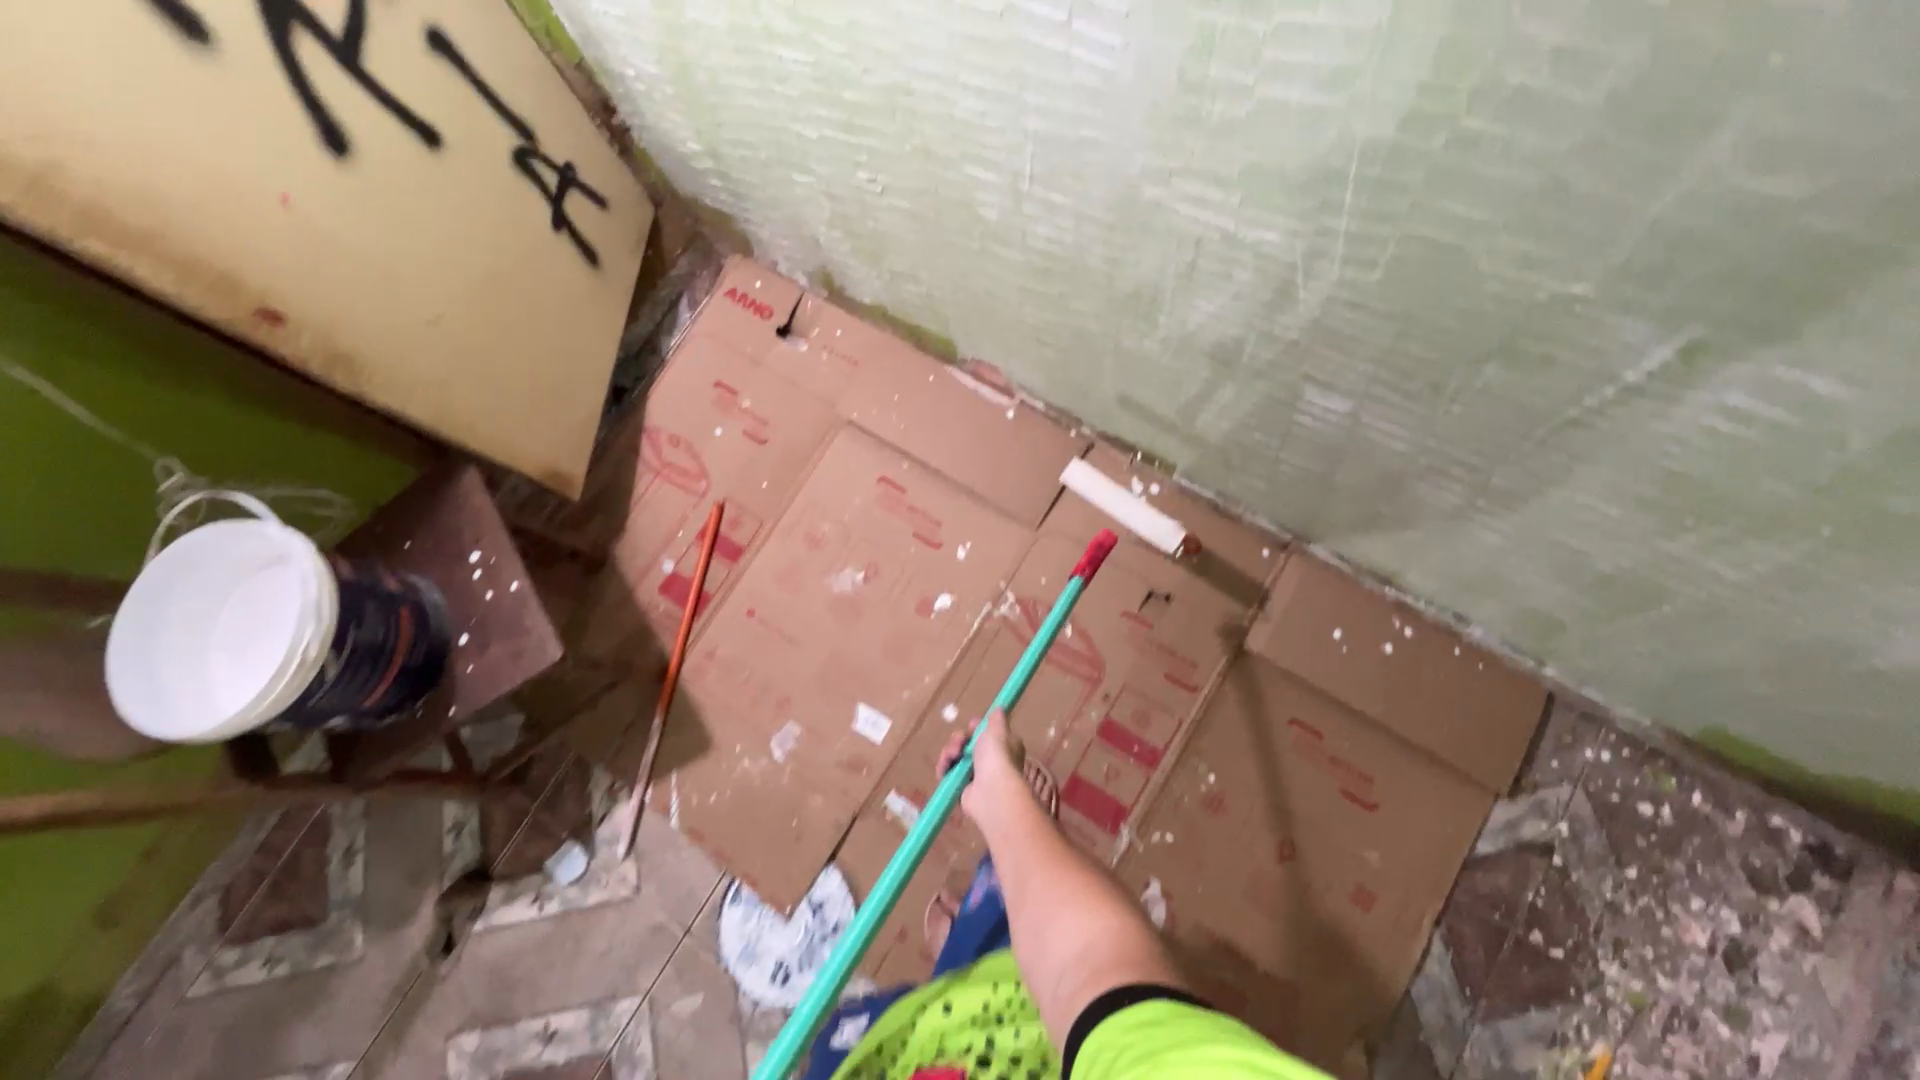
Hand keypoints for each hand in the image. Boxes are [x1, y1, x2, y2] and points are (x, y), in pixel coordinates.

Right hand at [936, 710, 1035, 827]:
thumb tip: (1000, 708)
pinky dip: (944, 767)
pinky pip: (947, 771)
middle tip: (960, 741)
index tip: (972, 726)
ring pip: (955, 755)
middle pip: (966, 743)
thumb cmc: (997, 757)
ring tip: (953, 755)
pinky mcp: (960, 787)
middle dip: (959, 739)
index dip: (976, 728)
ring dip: (949, 751)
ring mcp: (975, 774)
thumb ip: (996, 719)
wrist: (990, 791)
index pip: (986, 733)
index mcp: (1003, 746)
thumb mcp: (998, 731)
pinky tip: (944, 767)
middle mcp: (990, 760)